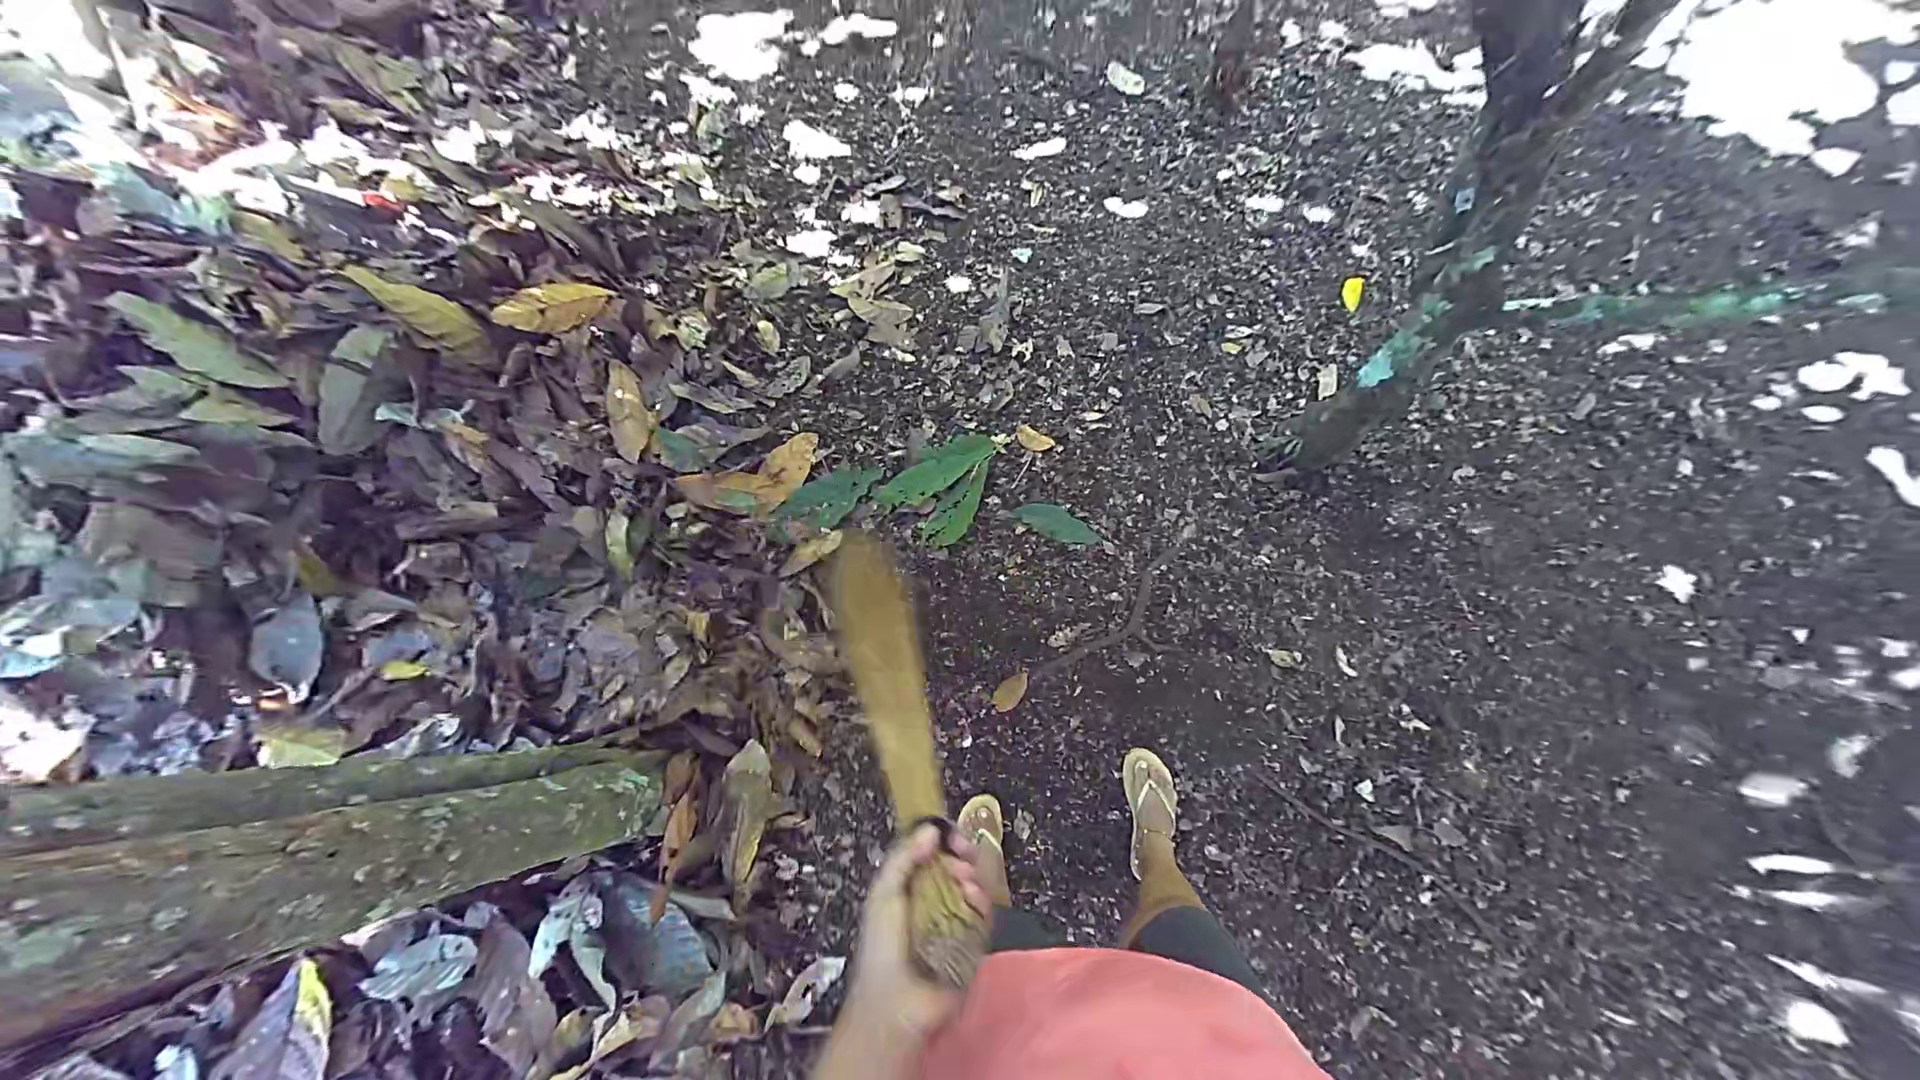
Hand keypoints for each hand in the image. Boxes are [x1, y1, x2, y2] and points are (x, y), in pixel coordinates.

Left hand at [843, 823, 990, 1038]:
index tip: (953, 836)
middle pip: (958, 866)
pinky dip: (982, 900)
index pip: (936, 854)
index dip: (946, 841)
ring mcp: (956, 921)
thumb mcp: (884, 893)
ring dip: (972, 875)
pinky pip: (984, 915)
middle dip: (963, 855)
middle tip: (963, 855)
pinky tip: (973, 897)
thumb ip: (904, 857)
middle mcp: (936, 899)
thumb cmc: (882, 946)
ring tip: (964, 879)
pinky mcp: (973, 943)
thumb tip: (932, 829)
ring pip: (974, 886)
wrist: (894, 1004)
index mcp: (913, 886)